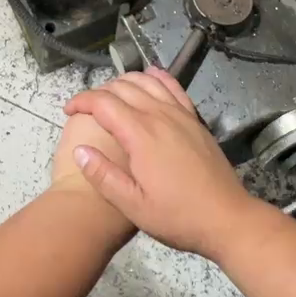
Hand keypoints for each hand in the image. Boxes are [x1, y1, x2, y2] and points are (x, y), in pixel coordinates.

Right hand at [62, 68, 261, 259]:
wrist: (227, 219)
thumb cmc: (178, 217)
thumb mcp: (134, 207)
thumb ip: (103, 176)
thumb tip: (79, 150)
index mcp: (140, 134)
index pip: (103, 103)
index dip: (81, 101)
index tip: (68, 110)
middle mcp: (158, 115)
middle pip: (122, 87)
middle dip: (99, 92)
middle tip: (87, 110)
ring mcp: (179, 114)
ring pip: (146, 82)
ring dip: (123, 82)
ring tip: (110, 95)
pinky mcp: (194, 119)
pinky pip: (173, 86)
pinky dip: (156, 77)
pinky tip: (149, 77)